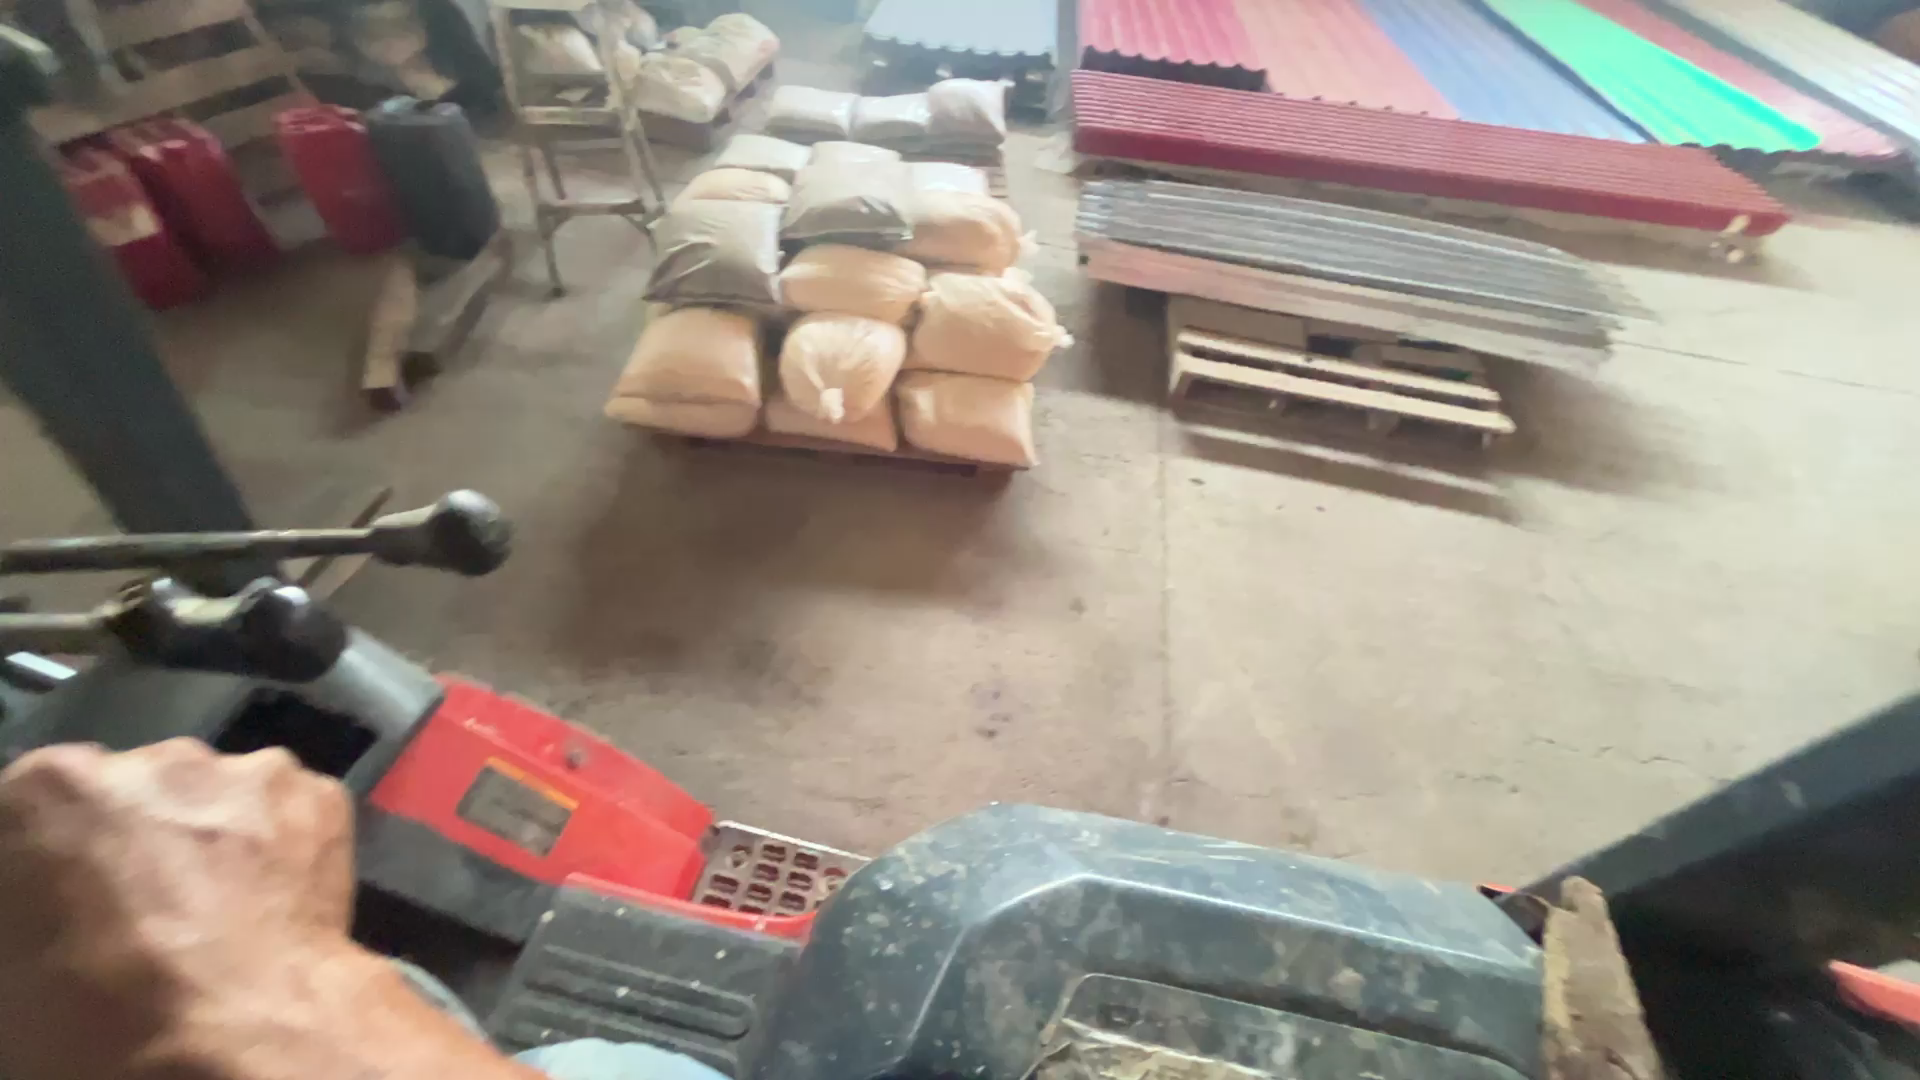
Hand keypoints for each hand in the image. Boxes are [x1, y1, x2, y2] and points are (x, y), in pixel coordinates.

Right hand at [0, 739, 353, 1079]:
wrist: (239, 1012)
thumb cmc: (92, 999)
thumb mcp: (5, 952)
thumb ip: (27, 890)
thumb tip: (55, 885)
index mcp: (55, 786)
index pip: (43, 794)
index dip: (53, 842)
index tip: (62, 878)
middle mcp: (167, 759)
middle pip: (148, 783)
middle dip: (144, 823)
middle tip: (146, 890)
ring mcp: (261, 769)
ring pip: (228, 789)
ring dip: (219, 823)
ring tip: (219, 892)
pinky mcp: (327, 792)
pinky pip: (292, 806)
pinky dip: (283, 833)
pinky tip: (274, 886)